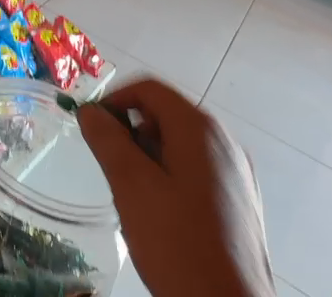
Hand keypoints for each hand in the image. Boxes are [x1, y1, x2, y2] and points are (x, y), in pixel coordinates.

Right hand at [77, 78, 272, 296]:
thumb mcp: (131, 186)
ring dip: (150, 159)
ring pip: (181, 146)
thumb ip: (107, 140)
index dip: (114, 99)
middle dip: (132, 133)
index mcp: (200, 129)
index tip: (91, 129)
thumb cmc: (177, 243)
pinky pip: (198, 172)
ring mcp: (238, 174)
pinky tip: (162, 218)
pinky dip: (172, 179)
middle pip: (166, 116)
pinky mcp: (242, 203)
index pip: (149, 89)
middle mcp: (225, 142)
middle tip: (112, 170)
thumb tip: (90, 110)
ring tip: (135, 199)